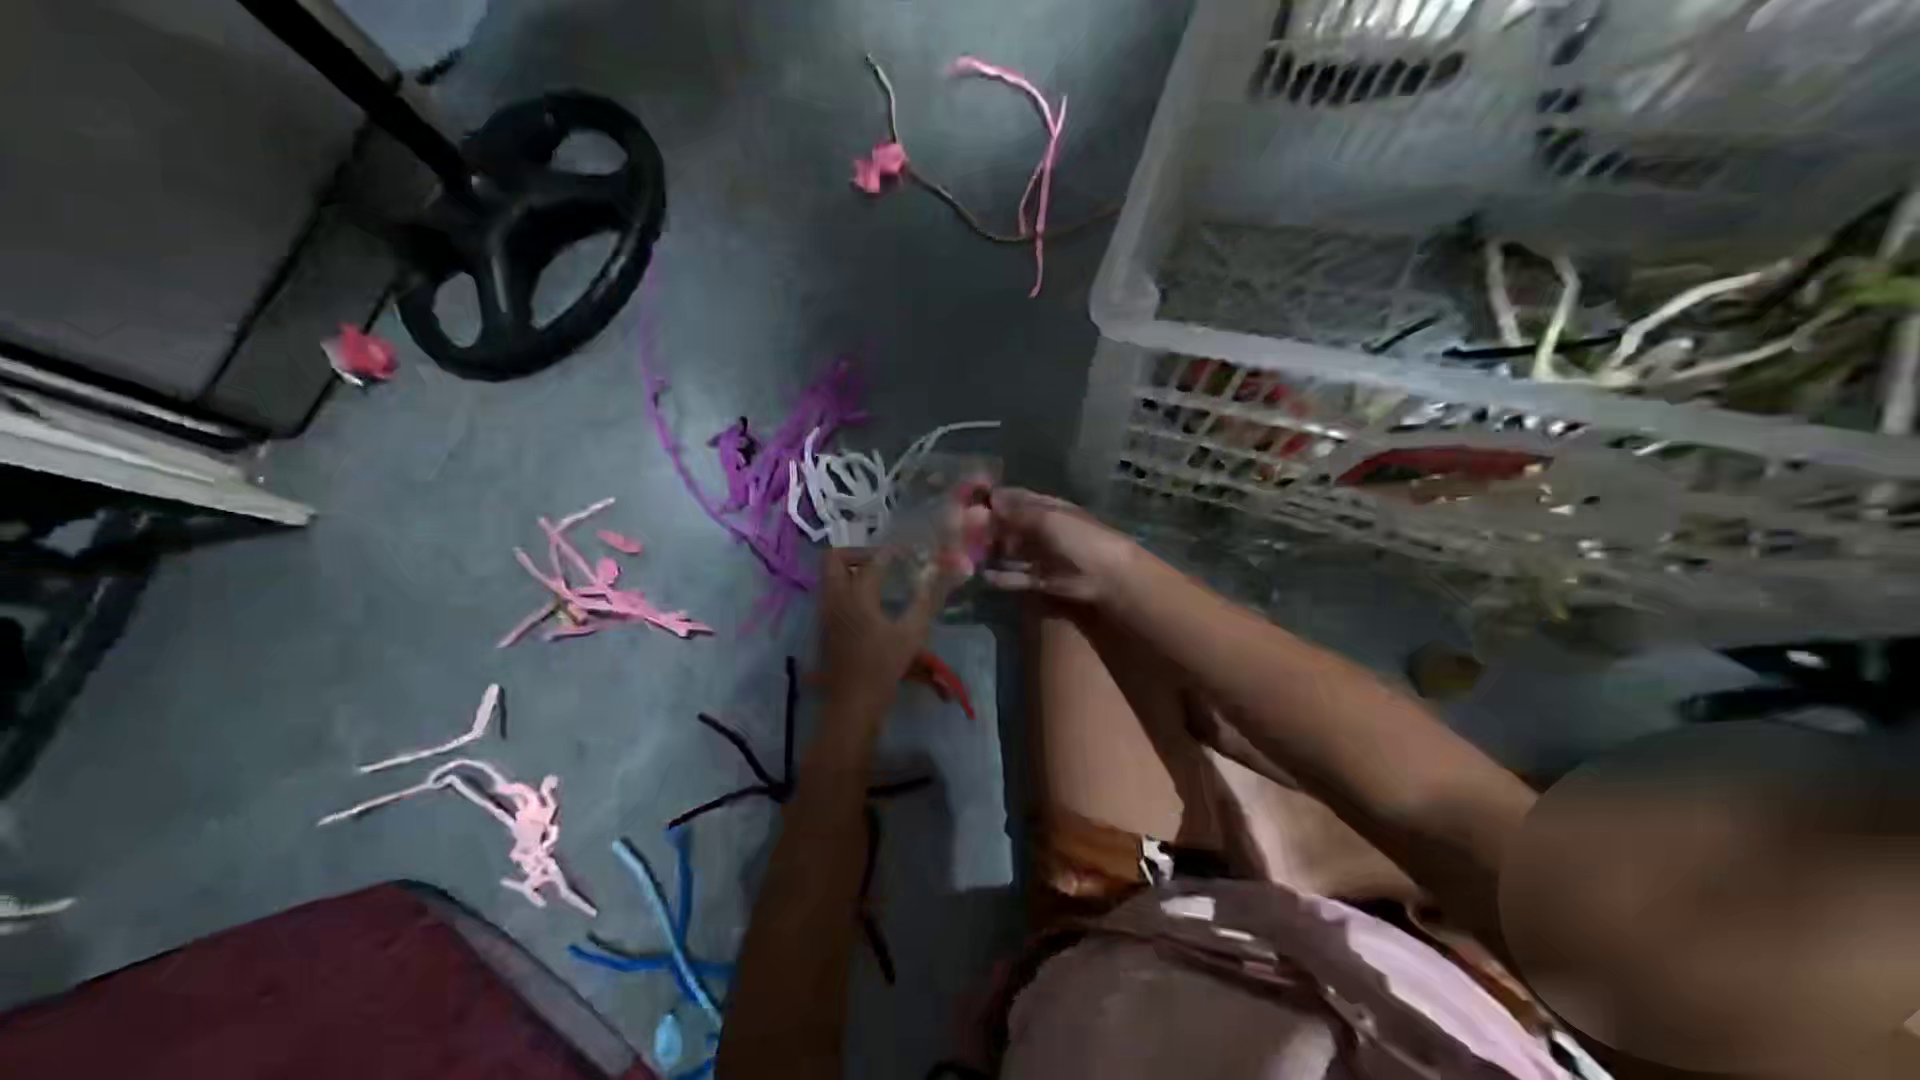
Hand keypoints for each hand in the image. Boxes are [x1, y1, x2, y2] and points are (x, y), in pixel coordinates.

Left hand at [817, 547, 954, 719]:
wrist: (853, 701)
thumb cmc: (883, 666)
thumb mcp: (911, 633)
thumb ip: (923, 600)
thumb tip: (935, 575)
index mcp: (856, 596)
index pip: (872, 562)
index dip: (890, 553)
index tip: (907, 552)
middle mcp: (835, 598)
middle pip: (832, 558)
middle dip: (856, 553)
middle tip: (881, 563)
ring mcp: (825, 612)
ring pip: (828, 576)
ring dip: (849, 570)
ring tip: (877, 580)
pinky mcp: (823, 626)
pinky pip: (830, 593)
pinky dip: (846, 587)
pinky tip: (869, 603)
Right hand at [980, 488, 1137, 603]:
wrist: (1106, 577)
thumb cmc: (1078, 539)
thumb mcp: (1046, 519)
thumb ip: (1015, 512)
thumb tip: (988, 500)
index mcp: (1045, 508)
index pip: (1013, 499)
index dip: (991, 500)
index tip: (966, 502)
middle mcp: (1040, 529)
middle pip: (1007, 526)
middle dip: (985, 528)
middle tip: (960, 532)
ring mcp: (1039, 556)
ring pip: (1008, 552)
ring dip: (990, 553)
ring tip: (965, 555)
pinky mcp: (1039, 581)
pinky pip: (1014, 577)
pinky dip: (1000, 576)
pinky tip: (983, 576)